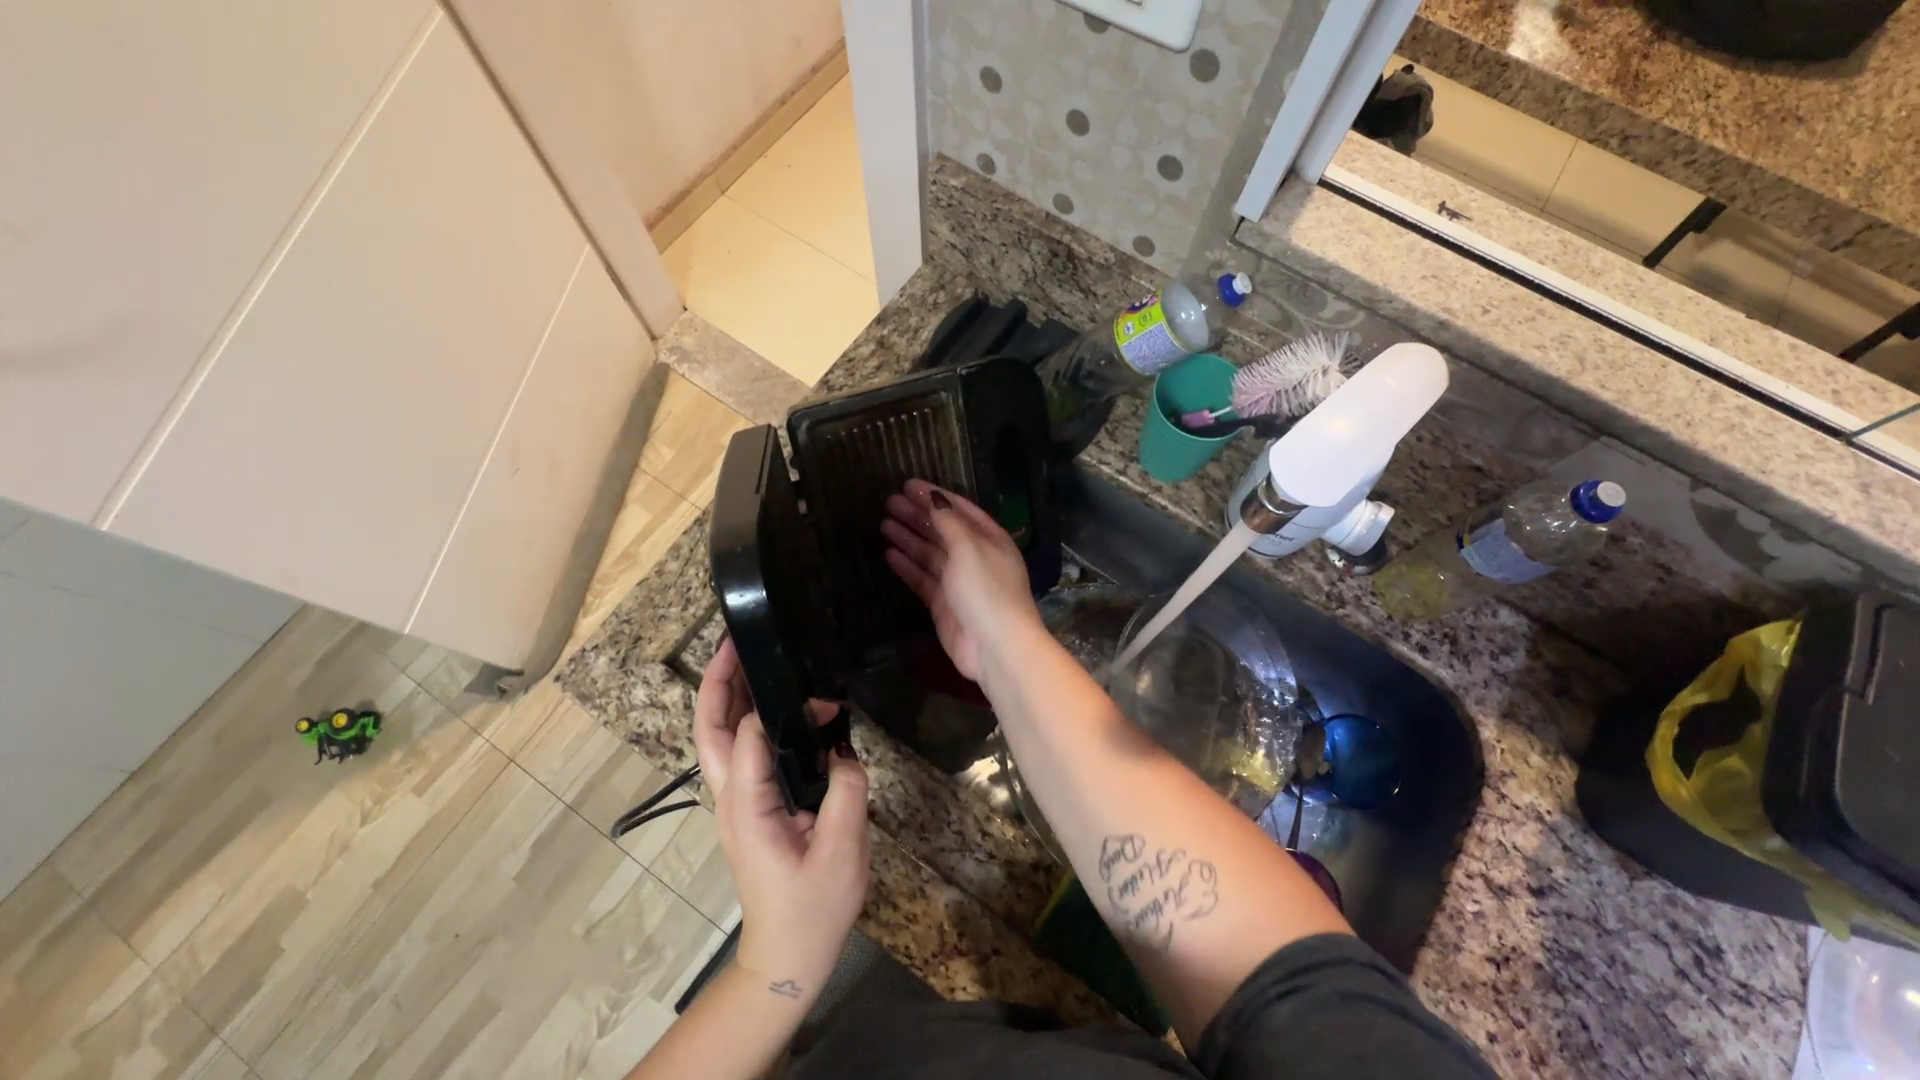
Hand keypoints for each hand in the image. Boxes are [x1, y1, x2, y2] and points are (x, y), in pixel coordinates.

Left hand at [691, 639, 869, 998]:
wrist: (787, 954)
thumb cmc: (812, 907)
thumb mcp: (842, 851)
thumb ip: (846, 792)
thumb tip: (843, 750)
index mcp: (748, 807)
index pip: (749, 738)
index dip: (779, 708)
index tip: (820, 699)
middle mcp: (731, 799)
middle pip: (709, 730)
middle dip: (717, 682)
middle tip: (735, 640)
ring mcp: (735, 804)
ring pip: (716, 739)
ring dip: (724, 696)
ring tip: (744, 657)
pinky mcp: (749, 808)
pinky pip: (737, 753)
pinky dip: (743, 720)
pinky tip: (769, 706)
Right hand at [881, 479, 1044, 680]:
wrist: (995, 646)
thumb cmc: (986, 589)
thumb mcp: (969, 547)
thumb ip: (949, 522)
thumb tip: (935, 500)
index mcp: (990, 539)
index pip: (960, 509)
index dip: (935, 496)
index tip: (908, 485)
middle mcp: (976, 557)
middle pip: (943, 530)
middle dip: (918, 515)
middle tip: (888, 502)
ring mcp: (959, 582)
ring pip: (930, 553)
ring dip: (909, 538)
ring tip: (883, 523)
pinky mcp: (944, 604)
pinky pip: (923, 579)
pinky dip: (907, 566)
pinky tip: (889, 553)